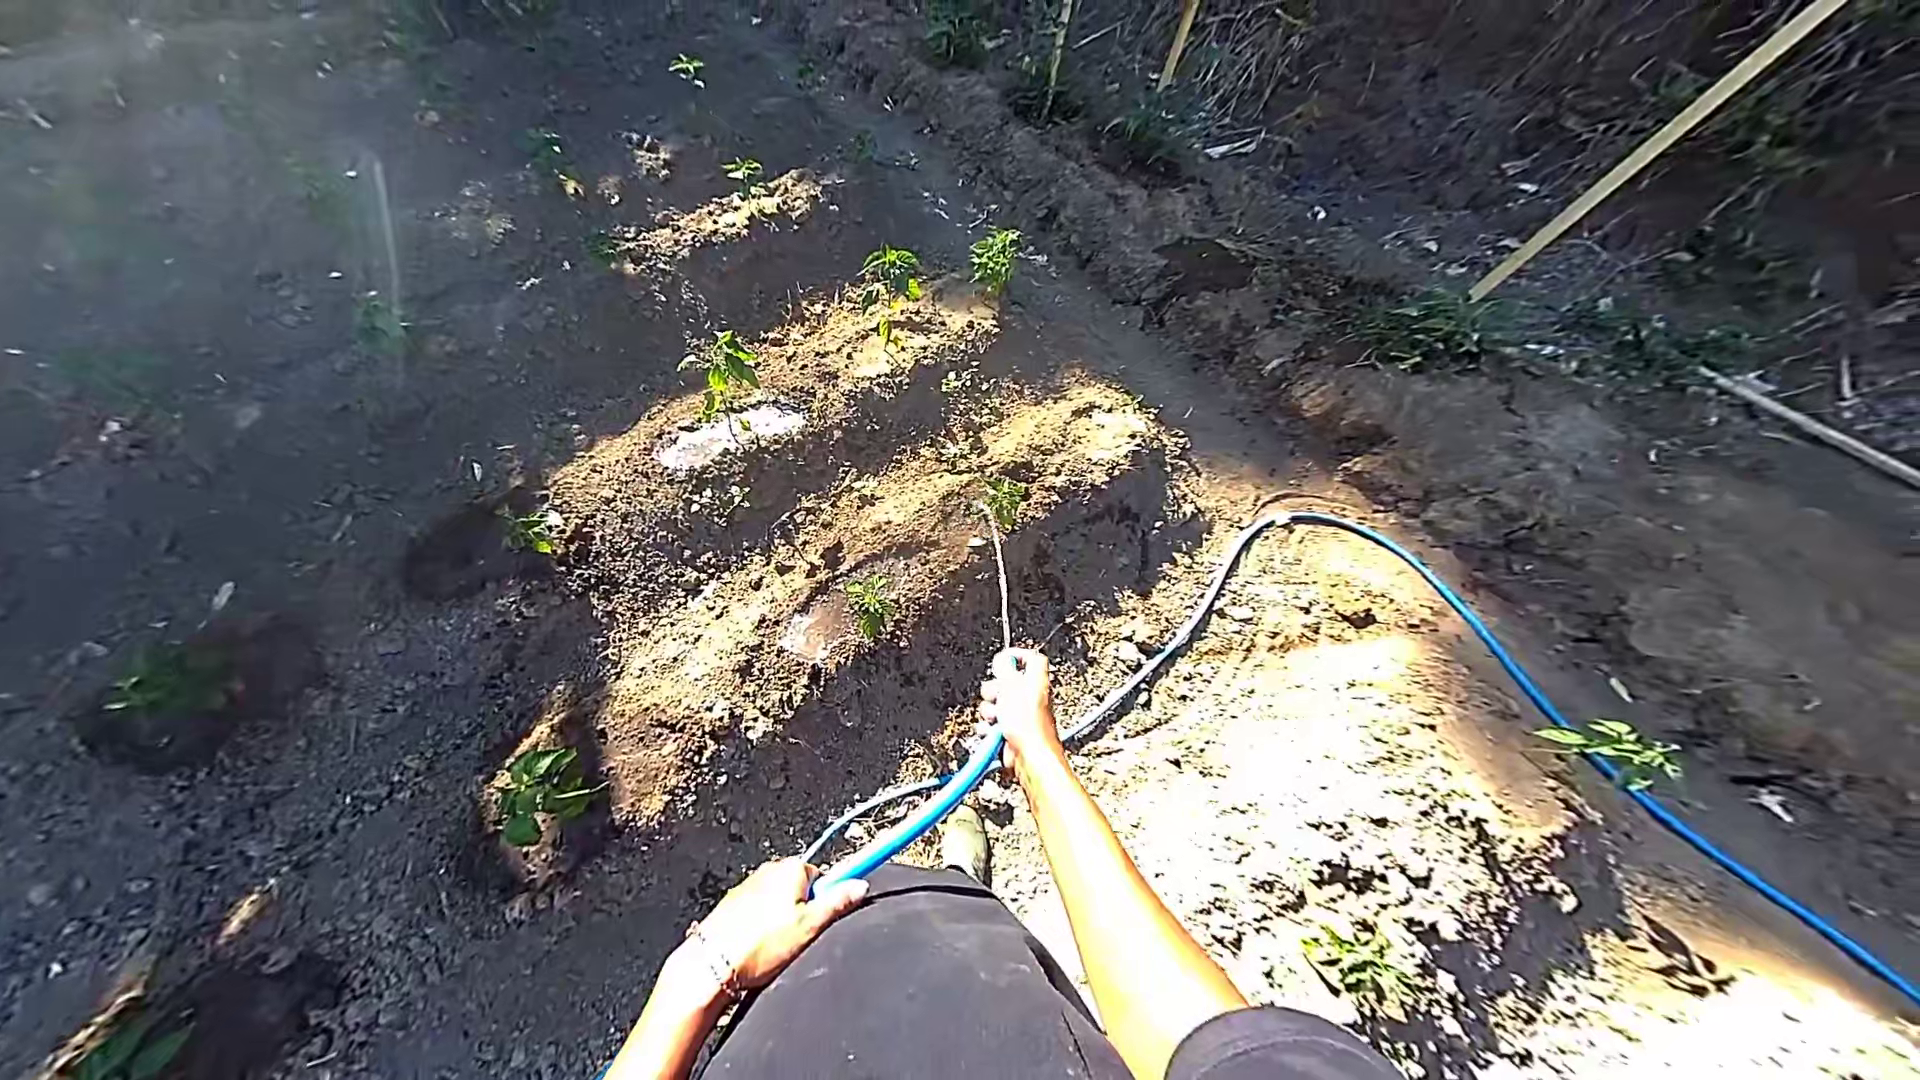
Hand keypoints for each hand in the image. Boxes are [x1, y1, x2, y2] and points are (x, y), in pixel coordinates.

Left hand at [684, 857, 867, 992]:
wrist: (710, 965)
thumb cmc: (758, 946)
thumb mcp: (809, 927)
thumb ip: (838, 902)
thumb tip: (860, 886)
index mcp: (793, 867)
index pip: (824, 876)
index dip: (825, 901)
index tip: (822, 918)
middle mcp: (771, 868)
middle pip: (801, 888)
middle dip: (802, 911)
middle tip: (797, 938)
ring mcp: (750, 883)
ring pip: (778, 900)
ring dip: (780, 919)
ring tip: (772, 946)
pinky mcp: (734, 901)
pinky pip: (758, 909)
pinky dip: (760, 924)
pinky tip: (756, 945)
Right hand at [979, 648, 1063, 769]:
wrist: (1029, 758)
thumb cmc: (1027, 724)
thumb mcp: (1013, 686)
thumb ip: (1006, 669)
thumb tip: (1003, 658)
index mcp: (1036, 682)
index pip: (1032, 659)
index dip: (1017, 656)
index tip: (1002, 661)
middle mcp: (1030, 697)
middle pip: (1005, 683)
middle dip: (993, 689)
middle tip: (996, 696)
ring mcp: (1019, 716)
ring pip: (995, 704)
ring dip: (989, 711)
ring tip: (995, 719)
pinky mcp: (1009, 732)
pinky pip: (991, 724)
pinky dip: (988, 727)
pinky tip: (991, 732)